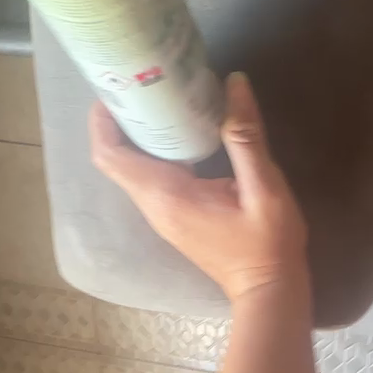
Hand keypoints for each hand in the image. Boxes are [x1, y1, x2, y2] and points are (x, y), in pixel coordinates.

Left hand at [90, 72, 309, 300]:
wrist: (269, 290)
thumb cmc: (268, 245)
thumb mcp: (265, 189)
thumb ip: (246, 138)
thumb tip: (234, 84)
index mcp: (168, 196)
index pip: (111, 155)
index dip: (103, 118)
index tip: (120, 86)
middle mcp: (155, 207)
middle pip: (117, 157)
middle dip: (122, 117)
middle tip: (145, 82)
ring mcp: (163, 217)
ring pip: (132, 168)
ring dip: (139, 134)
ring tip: (163, 101)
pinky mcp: (174, 219)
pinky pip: (150, 179)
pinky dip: (156, 152)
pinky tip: (182, 134)